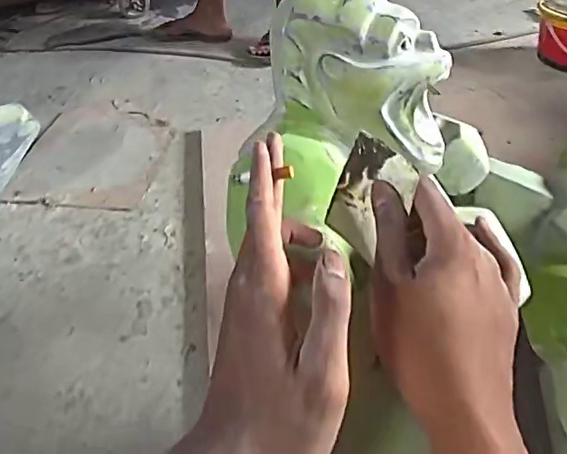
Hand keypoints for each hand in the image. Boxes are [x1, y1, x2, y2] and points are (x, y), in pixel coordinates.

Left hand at [174, 136, 351, 453]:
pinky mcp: (246, 315)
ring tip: (322, 243)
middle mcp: (246, 284)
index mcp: (264, 290)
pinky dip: (288, 256)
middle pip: (260, 221)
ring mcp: (243, 299)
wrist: (236, 453)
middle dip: (269, 182)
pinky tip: (313, 275)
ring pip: (266, 246)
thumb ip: (330, 310)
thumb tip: (331, 252)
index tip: (265, 144)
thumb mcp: (322, 373)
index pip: (264, 219)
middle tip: (275, 144)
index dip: (265, 178)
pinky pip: (267, 268)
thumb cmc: (283, 419)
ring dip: (288, 229)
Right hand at [371, 176, 526, 453]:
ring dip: (439, 236)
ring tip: (411, 252)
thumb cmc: (418, 347)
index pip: (427, 192)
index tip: (378, 191)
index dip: (401, 185)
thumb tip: (384, 188)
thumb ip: (388, 231)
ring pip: (467, 239)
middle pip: (447, 215)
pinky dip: (472, 254)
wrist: (466, 413)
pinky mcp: (508, 307)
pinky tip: (463, 258)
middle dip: (415, 214)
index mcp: (454, 244)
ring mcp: (501, 282)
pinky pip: (491, 264)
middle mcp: (484, 255)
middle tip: (384, 229)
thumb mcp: (390, 285)